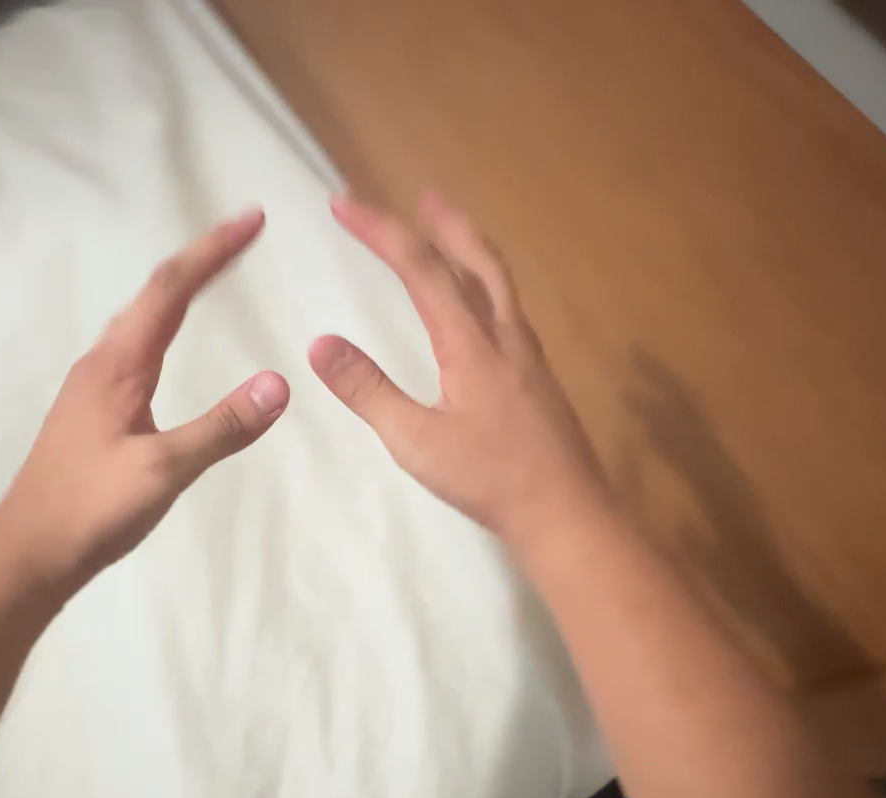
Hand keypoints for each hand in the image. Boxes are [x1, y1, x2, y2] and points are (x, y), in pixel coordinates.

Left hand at [0, 209, 288, 585]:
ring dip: (178, 291)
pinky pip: (135, 349)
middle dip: (200, 261)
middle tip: (243, 239)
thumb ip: (222, 427)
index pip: (170, 291)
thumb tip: (279, 384)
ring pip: (140, 321)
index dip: (212, 252)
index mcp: (117, 366)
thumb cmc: (92, 508)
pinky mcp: (94, 412)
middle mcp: (102, 364)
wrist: (31, 550)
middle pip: (153, 295)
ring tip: (214, 277)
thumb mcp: (164, 470)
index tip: (252, 219)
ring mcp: (94, 388)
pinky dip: (164, 327)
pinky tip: (170, 347)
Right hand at [310, 192, 609, 550]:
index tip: (343, 205)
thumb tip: (320, 344)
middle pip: (476, 260)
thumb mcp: (416, 441)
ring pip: (498, 284)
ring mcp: (528, 358)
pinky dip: (484, 288)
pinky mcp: (537, 380)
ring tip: (450, 237)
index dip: (380, 231)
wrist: (565, 512)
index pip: (421, 268)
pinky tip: (478, 313)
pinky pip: (507, 313)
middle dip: (444, 224)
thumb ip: (369, 391)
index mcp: (471, 343)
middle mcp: (505, 337)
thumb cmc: (489, 479)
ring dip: (470, 251)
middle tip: (421, 197)